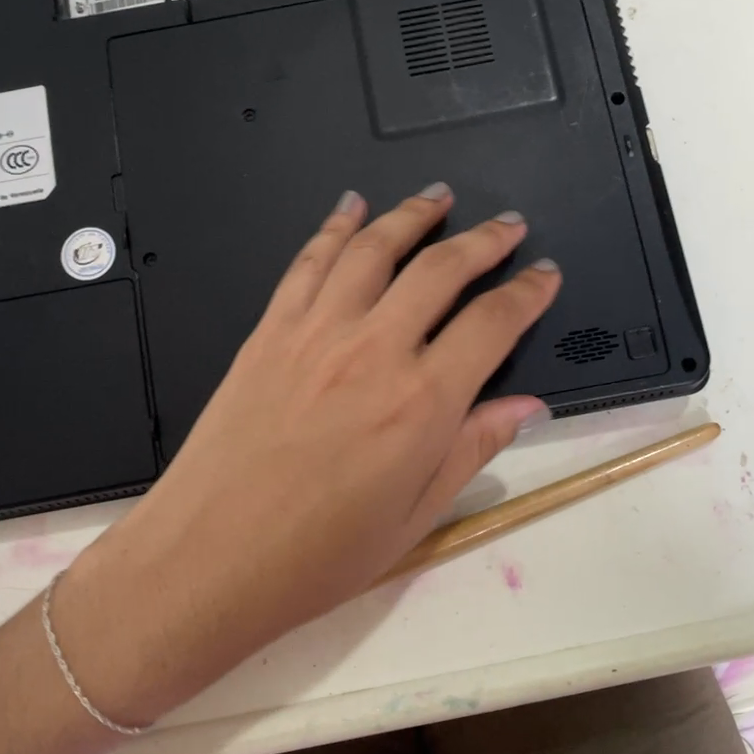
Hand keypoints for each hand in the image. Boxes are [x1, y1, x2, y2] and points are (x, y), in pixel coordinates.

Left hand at [57, 184, 560, 727]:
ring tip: (439, 196)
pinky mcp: (271, 329)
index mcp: (422, 402)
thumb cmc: (318, 556)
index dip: (527, 292)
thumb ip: (473, 449)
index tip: (544, 274)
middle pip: (441, 270)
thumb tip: (527, 406)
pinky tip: (351, 205)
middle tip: (509, 225)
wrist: (208, 556)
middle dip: (485, 240)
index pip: (493, 324)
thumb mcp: (416, 518)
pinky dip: (336, 226)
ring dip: (412, 214)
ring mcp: (317, 332)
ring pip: (374, 249)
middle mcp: (374, 350)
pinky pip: (310, 261)